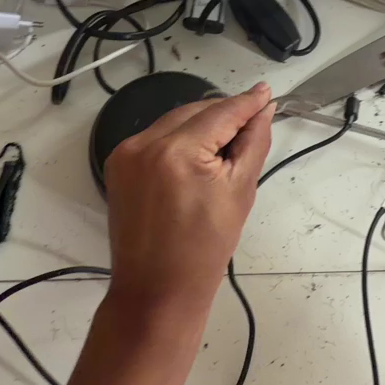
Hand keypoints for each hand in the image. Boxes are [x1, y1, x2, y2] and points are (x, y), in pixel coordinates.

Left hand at [102, 82, 274, 310]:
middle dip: (224, 116)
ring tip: (225, 148)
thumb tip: (262, 108)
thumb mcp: (240, 192)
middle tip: (251, 127)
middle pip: (196, 111)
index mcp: (177, 151)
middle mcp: (145, 143)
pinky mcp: (118, 163)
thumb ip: (253, 142)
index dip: (246, 102)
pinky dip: (178, 139)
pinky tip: (196, 158)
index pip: (220, 113)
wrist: (156, 292)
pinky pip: (156, 136)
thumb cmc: (205, 249)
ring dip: (201, 125)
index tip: (266, 92)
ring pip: (175, 120)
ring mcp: (126, 152)